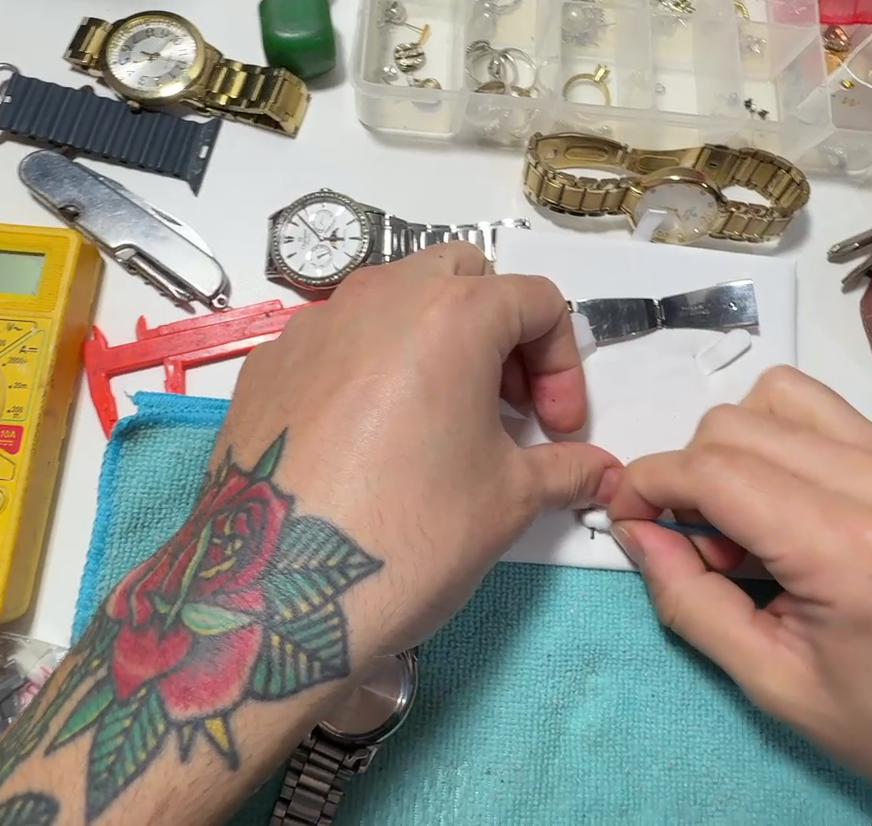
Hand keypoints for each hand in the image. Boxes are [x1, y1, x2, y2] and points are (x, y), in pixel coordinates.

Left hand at [220, 243, 618, 656]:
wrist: (269, 596)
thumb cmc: (410, 533)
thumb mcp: (508, 500)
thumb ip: (565, 468)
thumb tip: (602, 471)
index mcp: (452, 312)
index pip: (536, 302)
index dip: (563, 363)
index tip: (556, 427)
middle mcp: (380, 295)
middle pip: (463, 275)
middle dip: (499, 329)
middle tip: (502, 403)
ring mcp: (314, 322)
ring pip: (395, 297)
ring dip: (434, 339)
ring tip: (437, 417)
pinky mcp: (270, 360)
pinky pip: (339, 336)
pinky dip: (371, 363)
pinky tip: (367, 436)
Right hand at [606, 367, 871, 825]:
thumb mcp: (774, 686)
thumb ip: (687, 599)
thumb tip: (631, 528)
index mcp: (849, 551)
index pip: (713, 470)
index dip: (648, 483)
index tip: (626, 516)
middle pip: (732, 423)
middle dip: (687, 473)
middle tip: (703, 545)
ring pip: (771, 396)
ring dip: (731, 446)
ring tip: (745, 516)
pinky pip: (815, 408)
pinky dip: (774, 435)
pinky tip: (782, 497)